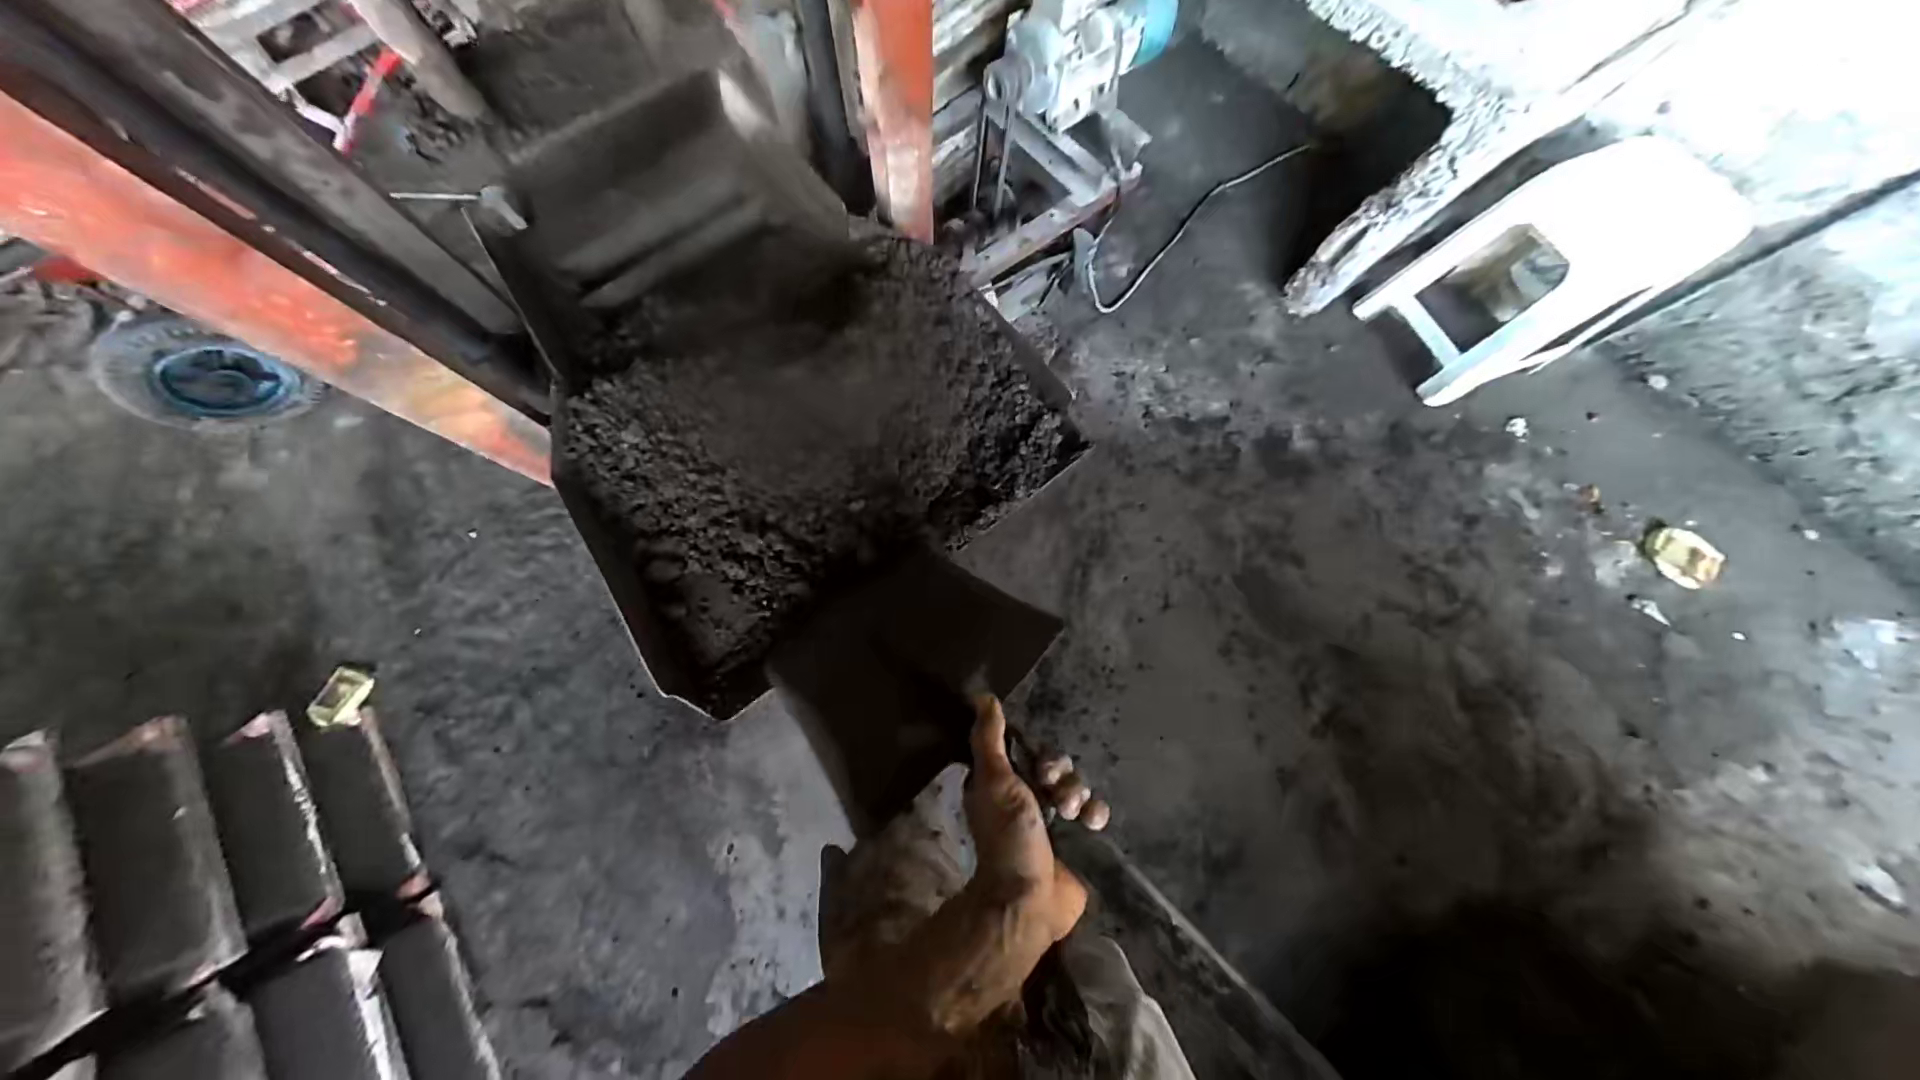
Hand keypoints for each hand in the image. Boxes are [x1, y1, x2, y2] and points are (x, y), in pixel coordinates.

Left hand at [963, 694, 1095, 947]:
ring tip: (1072, 814)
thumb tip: (982, 696)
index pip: (1030, 751)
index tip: (1044, 767)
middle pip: (1057, 767)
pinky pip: (1094, 812)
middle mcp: (1027, 798)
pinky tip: (1092, 823)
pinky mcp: (1077, 840)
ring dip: (1078, 794)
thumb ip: (989, 739)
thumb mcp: (994, 781)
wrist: (1029, 899)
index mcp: (1004, 783)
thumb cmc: (1007, 837)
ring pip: (1076, 787)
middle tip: (1056, 794)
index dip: (1041, 755)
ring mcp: (1053, 820)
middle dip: (1062, 776)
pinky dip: (1095, 813)